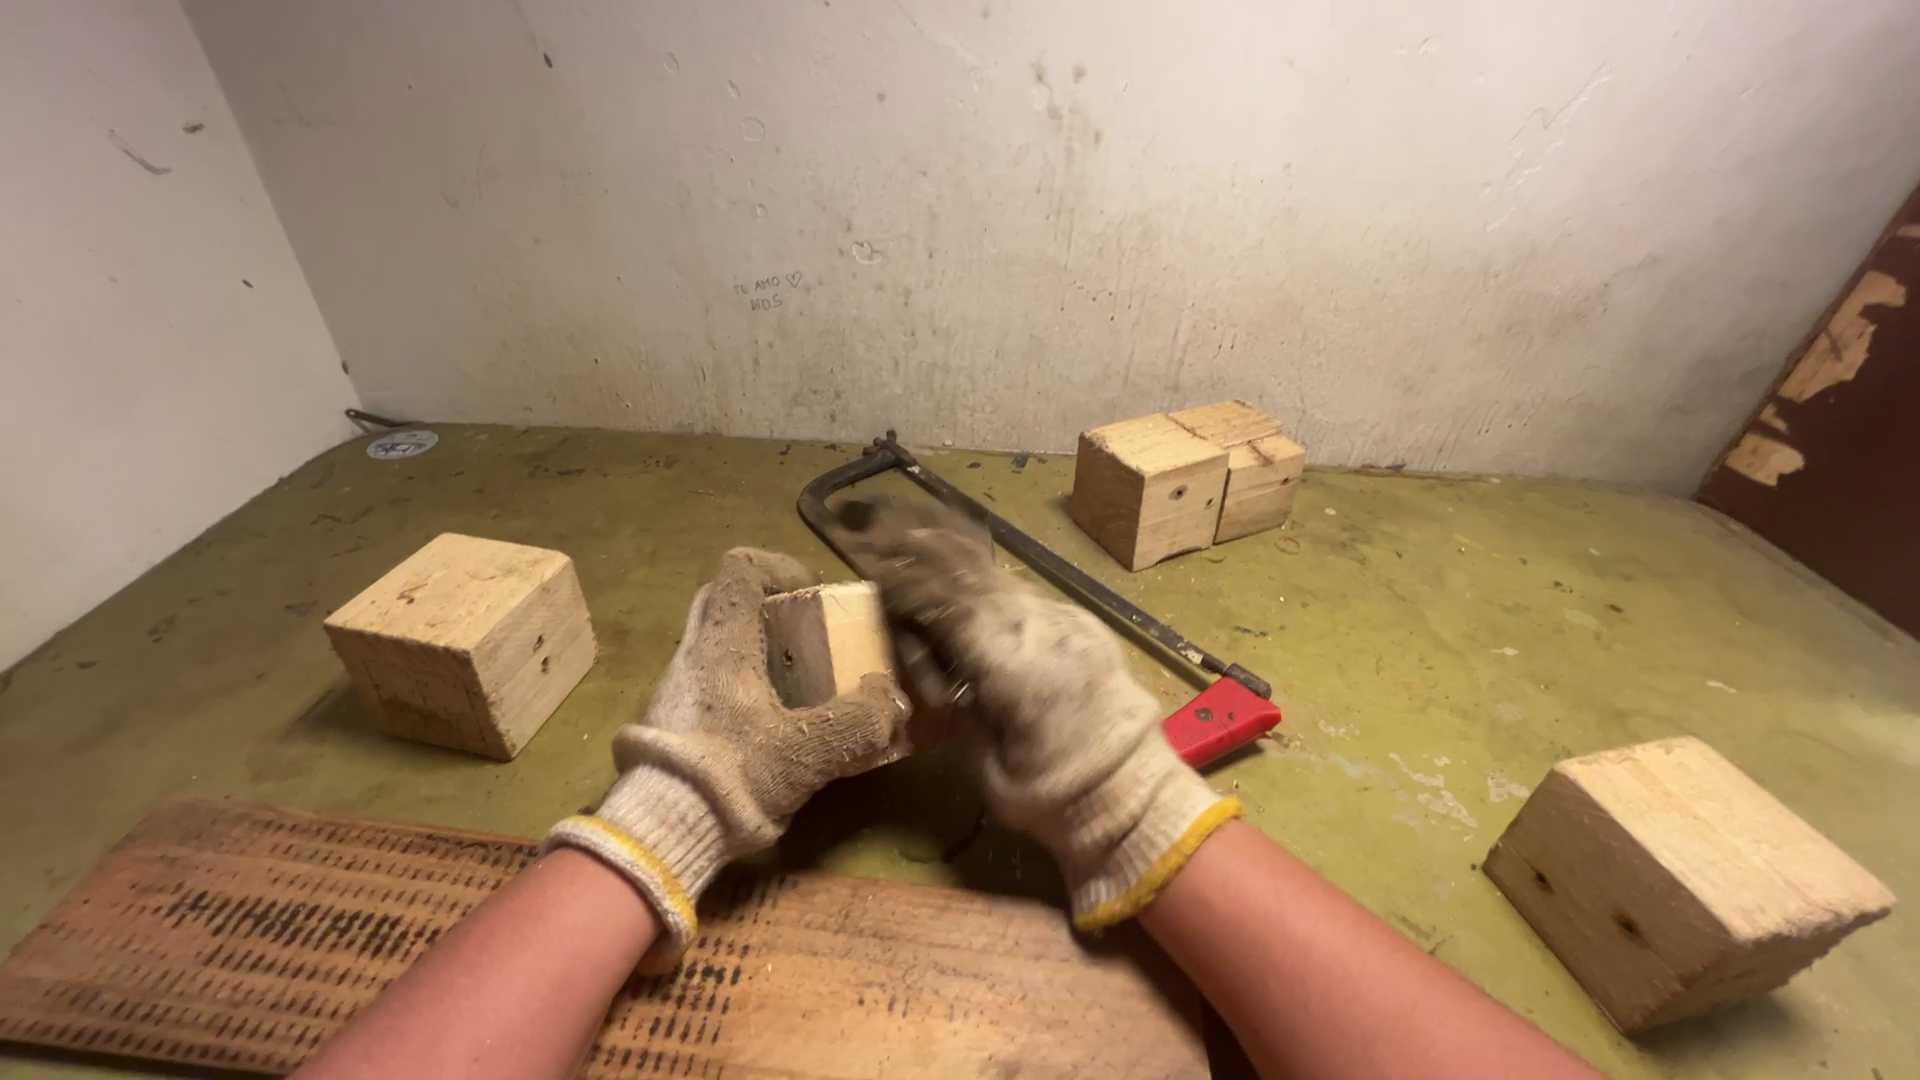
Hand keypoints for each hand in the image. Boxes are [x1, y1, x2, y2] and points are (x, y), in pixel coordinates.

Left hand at [546, 548, 907, 967]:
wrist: (660, 834)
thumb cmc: (732, 775)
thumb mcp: (809, 750)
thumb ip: (860, 722)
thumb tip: (894, 700)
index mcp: (723, 642)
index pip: (739, 569)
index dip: (779, 567)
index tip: (811, 592)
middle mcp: (693, 654)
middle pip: (723, 599)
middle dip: (767, 605)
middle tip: (803, 631)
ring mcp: (675, 688)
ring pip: (715, 640)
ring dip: (754, 646)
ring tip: (794, 680)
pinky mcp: (671, 721)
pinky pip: (709, 679)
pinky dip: (740, 682)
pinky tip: (767, 722)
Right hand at [863, 512, 1238, 929]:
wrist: (1134, 794)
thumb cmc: (1054, 798)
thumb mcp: (988, 765)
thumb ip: (959, 709)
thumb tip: (935, 667)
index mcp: (1015, 670)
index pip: (951, 611)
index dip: (911, 587)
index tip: (877, 565)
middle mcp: (1044, 633)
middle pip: (975, 581)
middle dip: (929, 556)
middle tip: (889, 528)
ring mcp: (1070, 624)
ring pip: (1004, 581)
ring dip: (961, 562)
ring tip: (922, 531)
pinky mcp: (1085, 625)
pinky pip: (1029, 595)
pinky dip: (993, 582)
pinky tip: (972, 570)